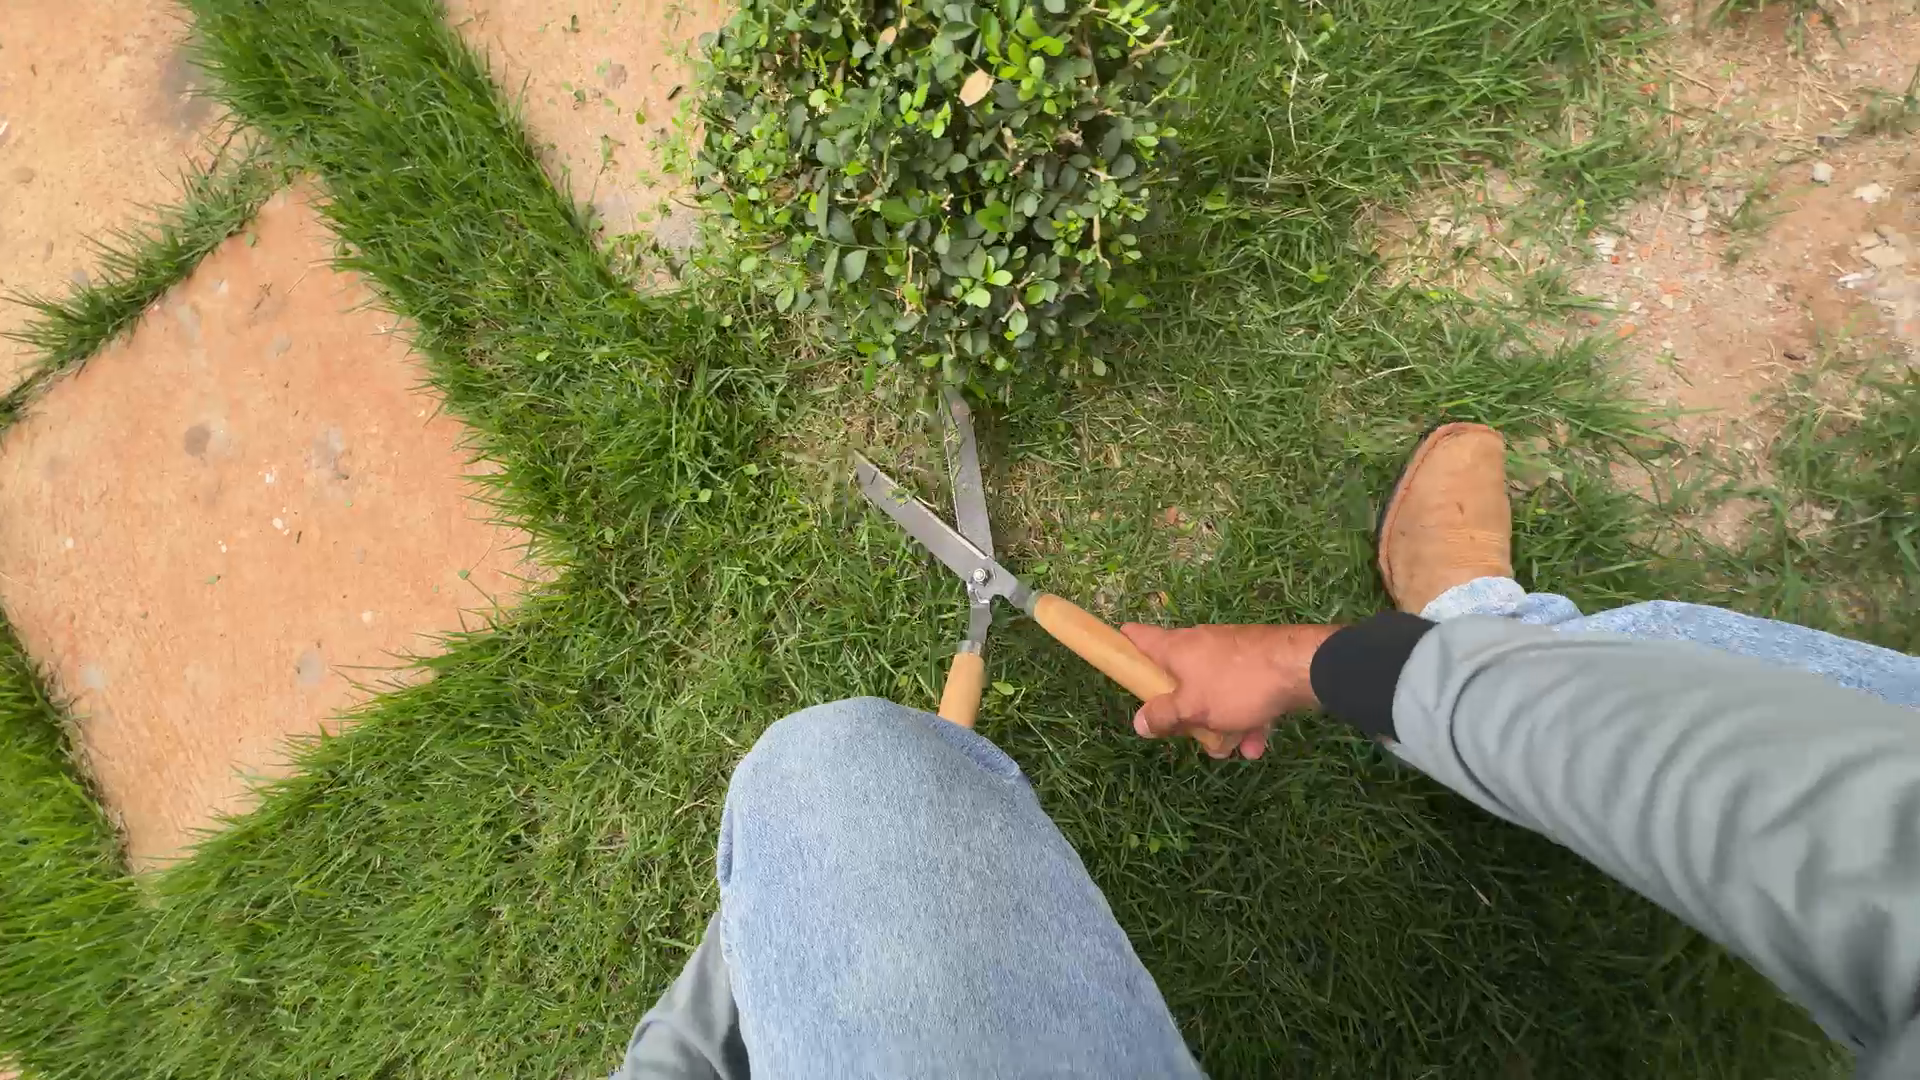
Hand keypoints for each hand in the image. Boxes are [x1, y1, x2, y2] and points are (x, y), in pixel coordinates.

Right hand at [1119, 623, 1338, 759]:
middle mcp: (1198, 644)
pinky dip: (1246, 717)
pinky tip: (1258, 743)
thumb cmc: (1236, 684)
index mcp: (1174, 647)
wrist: (1302, 667)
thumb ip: (1163, 716)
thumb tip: (1139, 722)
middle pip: (1176, 676)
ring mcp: (1229, 653)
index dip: (1123, 647)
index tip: (1119, 664)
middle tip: (1191, 733)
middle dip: (1183, 710)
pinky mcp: (1256, 664)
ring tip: (1236, 748)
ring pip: (1213, 691)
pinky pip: (1241, 693)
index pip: (1136, 636)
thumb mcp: (1193, 707)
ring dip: (1220, 723)